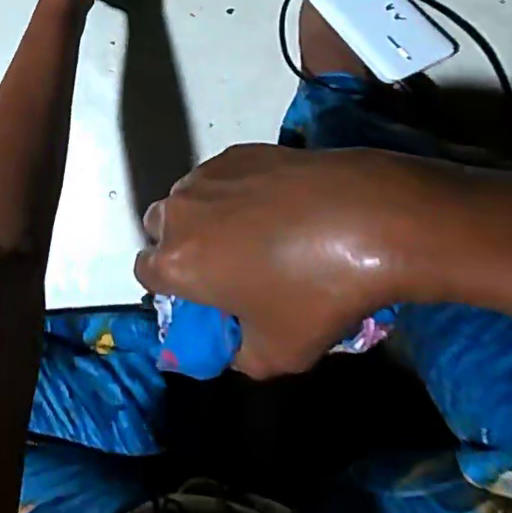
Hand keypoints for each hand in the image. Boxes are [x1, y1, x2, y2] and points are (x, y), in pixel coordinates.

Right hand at [134, 144, 456, 377]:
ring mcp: (202, 178)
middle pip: (160, 230)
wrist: (366, 219)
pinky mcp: (232, 154)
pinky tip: (282, 207)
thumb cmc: (318, 290)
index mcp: (176, 262)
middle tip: (230, 265)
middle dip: (182, 246)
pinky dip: (238, 193)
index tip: (205, 298)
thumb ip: (244, 357)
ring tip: (262, 233)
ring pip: (189, 201)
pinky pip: (221, 179)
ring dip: (208, 217)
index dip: (170, 289)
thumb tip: (235, 346)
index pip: (145, 273)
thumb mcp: (286, 352)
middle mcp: (176, 213)